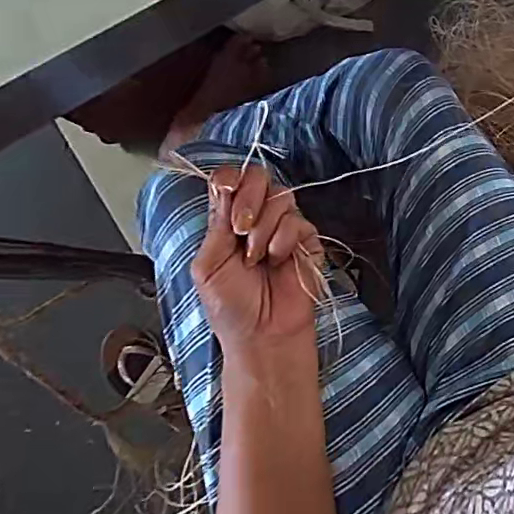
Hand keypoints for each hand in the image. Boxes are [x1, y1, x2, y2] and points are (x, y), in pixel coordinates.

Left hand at [192, 165, 323, 352]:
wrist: (260, 337)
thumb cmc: (229, 307)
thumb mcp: (208, 264)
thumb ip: (216, 223)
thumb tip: (224, 185)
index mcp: (227, 217)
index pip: (230, 178)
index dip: (229, 177)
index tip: (226, 190)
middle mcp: (256, 215)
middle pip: (258, 176)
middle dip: (248, 199)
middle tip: (240, 231)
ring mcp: (282, 226)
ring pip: (279, 197)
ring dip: (263, 229)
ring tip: (256, 259)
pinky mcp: (306, 239)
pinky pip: (298, 221)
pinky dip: (283, 242)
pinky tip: (277, 263)